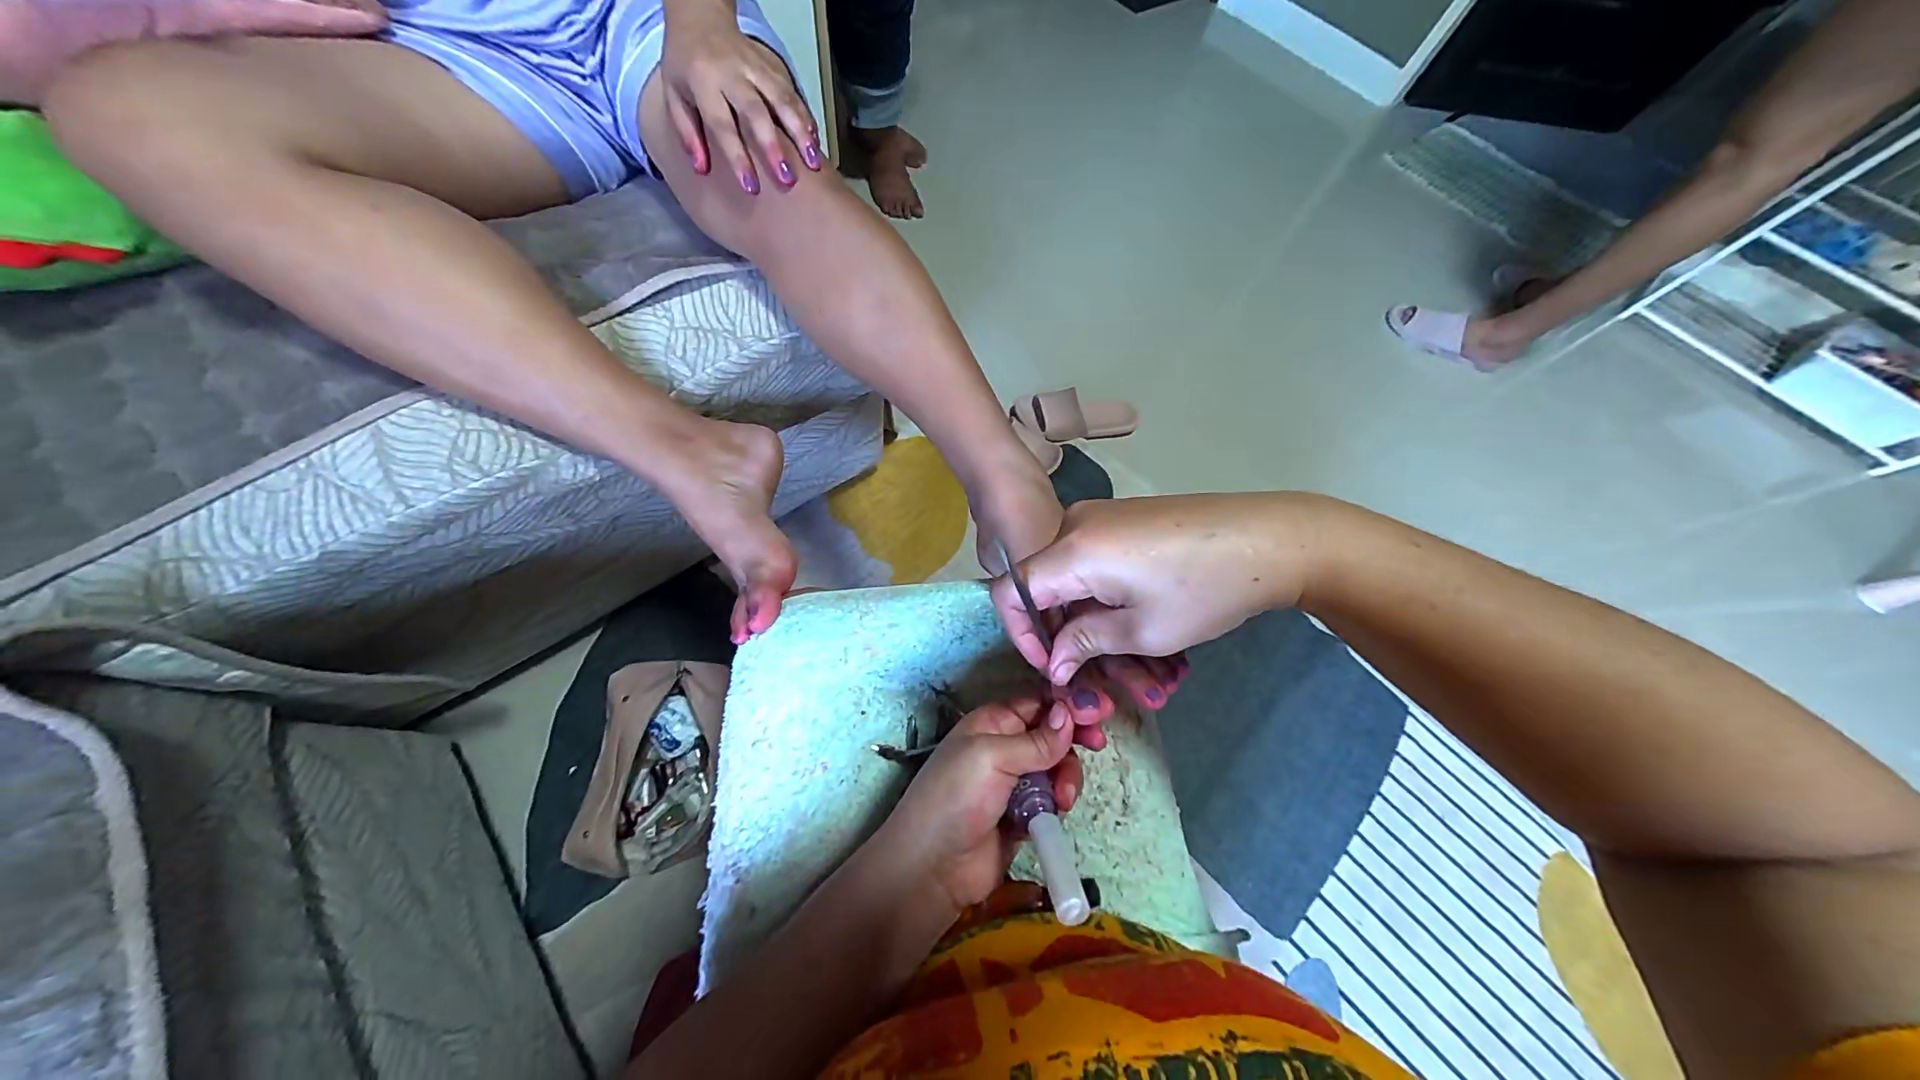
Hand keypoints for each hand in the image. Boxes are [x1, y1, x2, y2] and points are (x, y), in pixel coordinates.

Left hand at [659, 4, 822, 193]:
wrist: (699, 17)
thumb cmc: (686, 65)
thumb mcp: (674, 94)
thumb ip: (687, 132)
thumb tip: (702, 169)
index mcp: (703, 81)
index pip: (722, 124)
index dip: (738, 157)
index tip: (751, 186)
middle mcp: (731, 72)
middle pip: (756, 111)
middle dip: (773, 146)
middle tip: (787, 179)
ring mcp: (755, 67)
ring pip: (781, 99)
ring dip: (800, 132)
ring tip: (813, 162)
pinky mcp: (772, 65)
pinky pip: (792, 92)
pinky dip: (805, 117)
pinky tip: (815, 141)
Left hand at [864, 697, 1081, 914]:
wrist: (935, 867)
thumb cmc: (956, 798)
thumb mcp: (993, 757)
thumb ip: (1036, 740)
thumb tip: (1068, 714)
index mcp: (992, 723)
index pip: (1037, 703)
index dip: (1066, 705)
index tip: (1098, 712)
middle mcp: (1004, 746)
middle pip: (1053, 733)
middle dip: (1073, 740)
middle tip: (1096, 746)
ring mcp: (1014, 782)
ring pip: (1057, 767)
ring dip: (1067, 777)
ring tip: (1062, 798)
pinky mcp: (1023, 813)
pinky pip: (1053, 799)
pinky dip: (1059, 802)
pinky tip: (1055, 812)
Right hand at [993, 494, 1330, 685]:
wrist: (1271, 538)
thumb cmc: (1206, 590)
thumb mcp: (1143, 631)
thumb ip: (1084, 643)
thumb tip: (1054, 663)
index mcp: (1073, 550)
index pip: (1012, 590)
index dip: (1020, 633)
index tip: (1052, 666)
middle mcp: (1076, 524)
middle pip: (1040, 582)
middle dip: (1055, 630)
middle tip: (1087, 669)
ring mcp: (1100, 516)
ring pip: (1067, 573)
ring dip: (1080, 614)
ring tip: (1119, 651)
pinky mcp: (1122, 517)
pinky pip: (1089, 559)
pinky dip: (1096, 592)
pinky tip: (1130, 616)